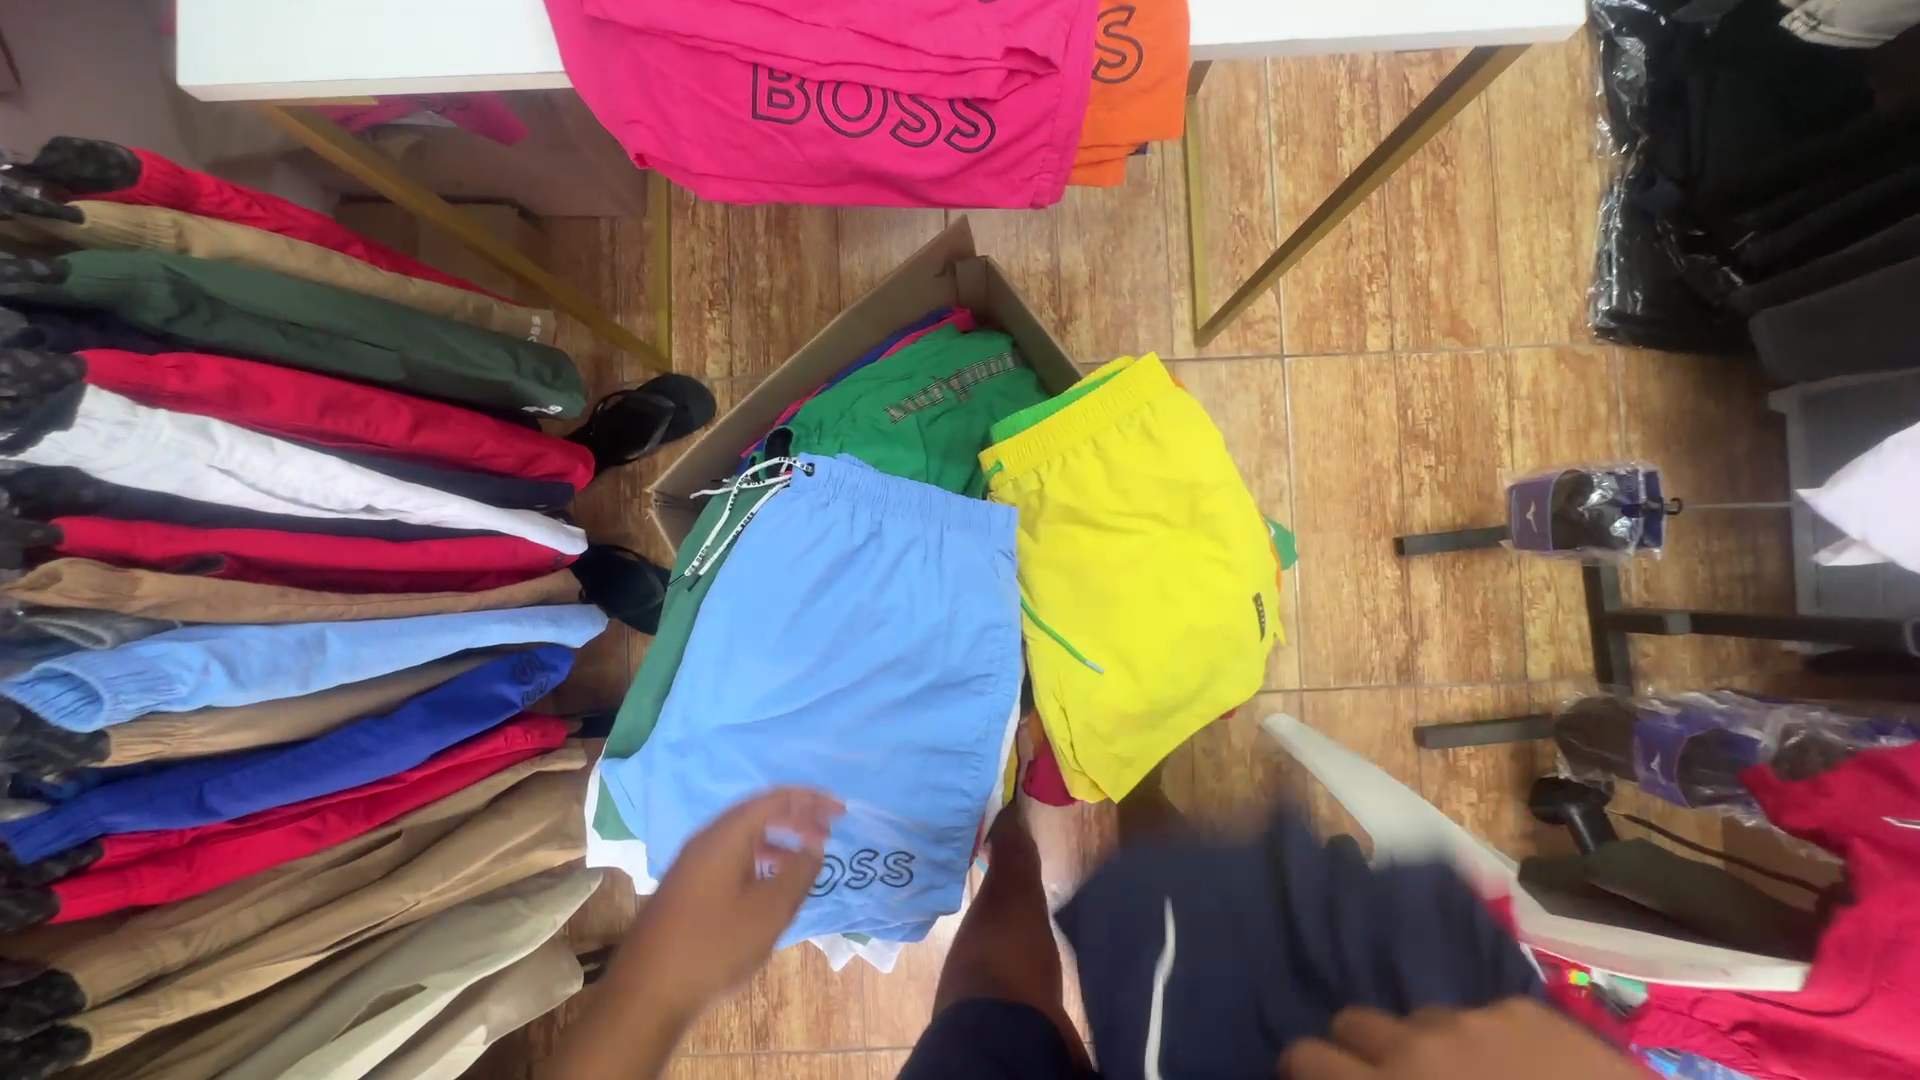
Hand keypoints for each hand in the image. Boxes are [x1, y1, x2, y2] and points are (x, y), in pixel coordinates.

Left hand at [620, 787, 843, 1015]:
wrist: (645, 995)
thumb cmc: (714, 947)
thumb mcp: (769, 911)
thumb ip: (799, 873)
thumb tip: (814, 849)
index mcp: (727, 835)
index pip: (777, 799)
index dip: (811, 801)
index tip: (839, 813)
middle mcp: (707, 839)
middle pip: (759, 812)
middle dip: (797, 818)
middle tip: (827, 832)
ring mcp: (692, 863)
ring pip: (744, 836)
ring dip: (779, 840)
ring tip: (804, 859)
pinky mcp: (686, 887)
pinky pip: (731, 856)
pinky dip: (759, 858)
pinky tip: (769, 884)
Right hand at [1280, 1001, 1640, 1079]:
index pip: (1307, 1057)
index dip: (1301, 1070)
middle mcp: (1418, 1045)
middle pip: (1351, 1022)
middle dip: (1357, 1055)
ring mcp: (1474, 1021)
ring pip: (1418, 1019)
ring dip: (1425, 1050)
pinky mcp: (1527, 1011)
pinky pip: (1481, 1018)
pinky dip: (1486, 1044)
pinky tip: (1523, 1079)